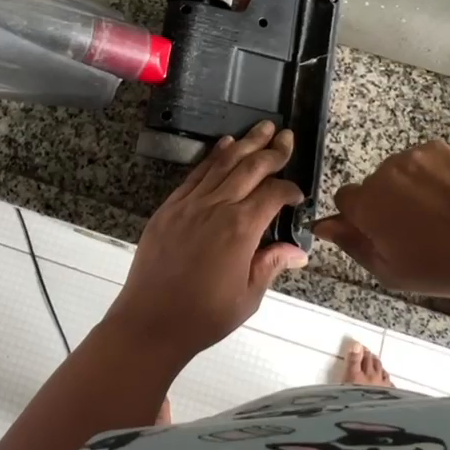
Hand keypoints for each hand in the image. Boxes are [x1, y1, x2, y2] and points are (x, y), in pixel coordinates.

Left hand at [104, 121, 308, 359]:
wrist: (151, 321)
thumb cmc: (204, 316)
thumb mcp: (248, 296)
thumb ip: (271, 265)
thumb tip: (297, 252)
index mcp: (241, 229)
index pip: (273, 195)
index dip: (289, 190)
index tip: (298, 194)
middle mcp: (217, 207)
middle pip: (250, 168)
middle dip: (271, 150)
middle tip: (286, 135)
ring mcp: (190, 204)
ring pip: (222, 164)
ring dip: (244, 144)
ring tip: (261, 128)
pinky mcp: (170, 207)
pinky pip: (196, 174)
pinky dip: (212, 157)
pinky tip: (224, 146)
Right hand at [312, 140, 449, 296]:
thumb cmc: (446, 265)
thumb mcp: (392, 272)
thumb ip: (353, 244)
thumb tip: (322, 224)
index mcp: (367, 203)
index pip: (345, 199)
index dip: (362, 218)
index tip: (384, 234)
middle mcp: (385, 171)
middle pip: (374, 185)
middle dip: (388, 203)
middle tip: (418, 230)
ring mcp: (416, 156)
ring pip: (400, 171)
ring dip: (411, 188)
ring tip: (442, 214)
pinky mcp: (443, 148)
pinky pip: (427, 161)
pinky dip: (435, 176)